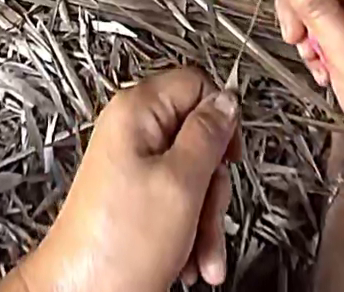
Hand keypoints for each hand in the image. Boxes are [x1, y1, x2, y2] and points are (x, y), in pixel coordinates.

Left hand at [11, 67, 239, 291]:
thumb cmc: (114, 246)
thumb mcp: (180, 183)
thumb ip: (208, 135)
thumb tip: (227, 100)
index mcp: (137, 109)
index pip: (197, 83)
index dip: (221, 117)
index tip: (229, 153)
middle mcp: (132, 129)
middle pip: (198, 134)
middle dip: (213, 182)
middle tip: (208, 212)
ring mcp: (131, 162)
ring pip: (191, 172)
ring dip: (205, 217)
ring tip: (200, 252)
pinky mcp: (133, 194)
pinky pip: (176, 198)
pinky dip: (189, 229)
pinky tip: (189, 260)